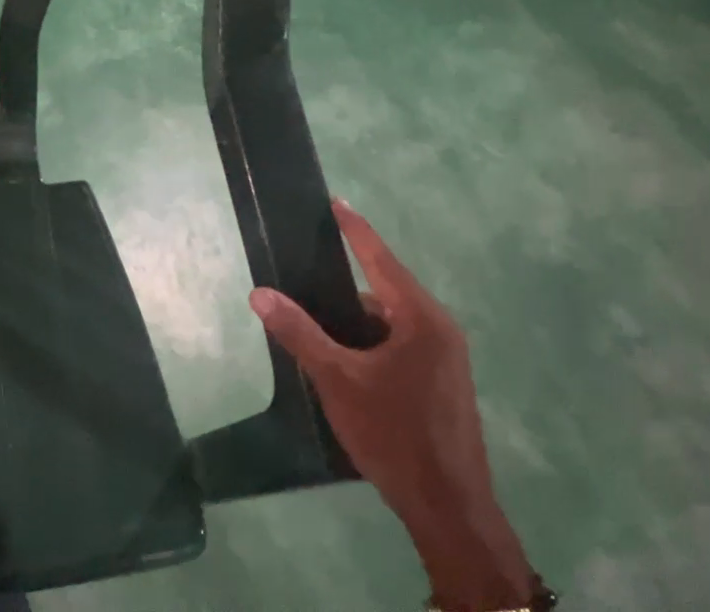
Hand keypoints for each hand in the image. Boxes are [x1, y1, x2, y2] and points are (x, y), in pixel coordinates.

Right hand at [249, 200, 538, 611]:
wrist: (448, 507)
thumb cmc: (394, 433)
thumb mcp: (337, 379)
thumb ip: (299, 332)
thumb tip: (260, 293)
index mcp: (422, 319)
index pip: (381, 260)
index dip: (355, 231)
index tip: (335, 203)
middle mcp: (440, 331)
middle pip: (385, 293)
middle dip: (343, 289)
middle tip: (302, 282)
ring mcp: (445, 361)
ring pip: (390, 325)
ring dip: (354, 325)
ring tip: (313, 331)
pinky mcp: (441, 385)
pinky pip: (398, 348)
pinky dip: (368, 346)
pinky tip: (341, 366)